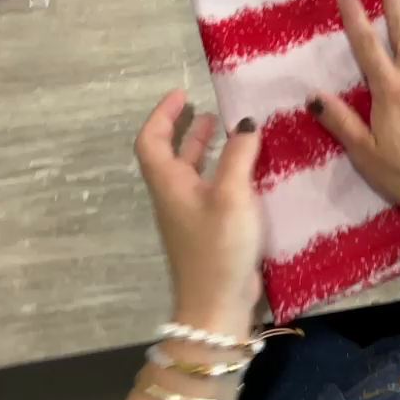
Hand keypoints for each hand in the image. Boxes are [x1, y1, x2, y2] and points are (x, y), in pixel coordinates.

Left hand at [133, 89, 262, 336]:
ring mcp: (191, 215)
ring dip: (203, 147)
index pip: (151, 140)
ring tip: (226, 128)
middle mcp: (175, 196)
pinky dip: (223, 168)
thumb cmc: (218, 246)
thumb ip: (238, 154)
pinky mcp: (209, 229)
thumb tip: (244, 122)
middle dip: (184, 128)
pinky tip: (248, 166)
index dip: (162, 114)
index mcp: (170, 184)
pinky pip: (210, 187)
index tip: (182, 93)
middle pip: (170, 154)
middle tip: (204, 108)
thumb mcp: (231, 194)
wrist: (217, 306)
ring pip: (191, 171)